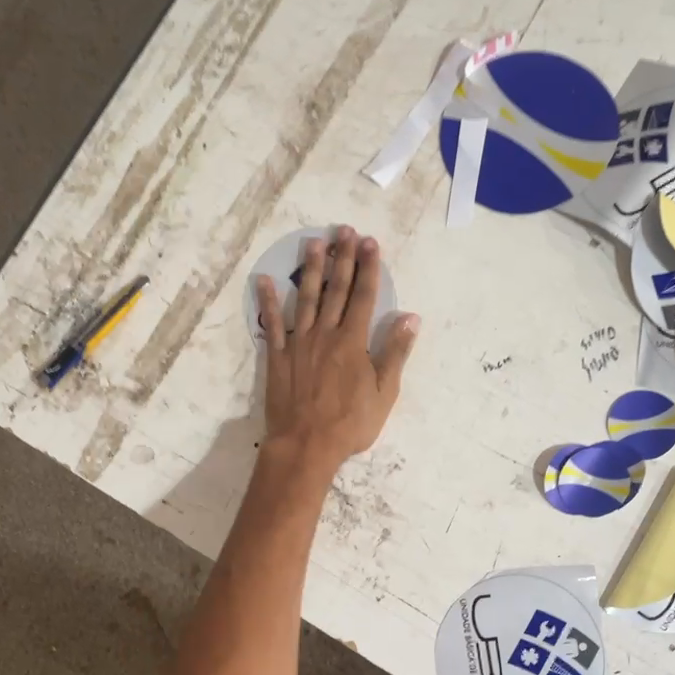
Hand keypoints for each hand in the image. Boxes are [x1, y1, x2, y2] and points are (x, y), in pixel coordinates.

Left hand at [254, 225, 417, 474]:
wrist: (306, 444)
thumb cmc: (351, 423)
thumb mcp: (385, 392)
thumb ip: (396, 352)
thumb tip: (410, 318)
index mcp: (353, 341)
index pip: (364, 296)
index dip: (368, 268)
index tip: (370, 243)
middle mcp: (326, 334)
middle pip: (336, 289)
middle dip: (342, 258)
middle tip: (344, 230)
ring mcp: (299, 343)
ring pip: (305, 297)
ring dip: (310, 269)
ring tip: (314, 242)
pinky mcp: (278, 357)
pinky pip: (272, 323)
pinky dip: (268, 301)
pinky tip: (264, 280)